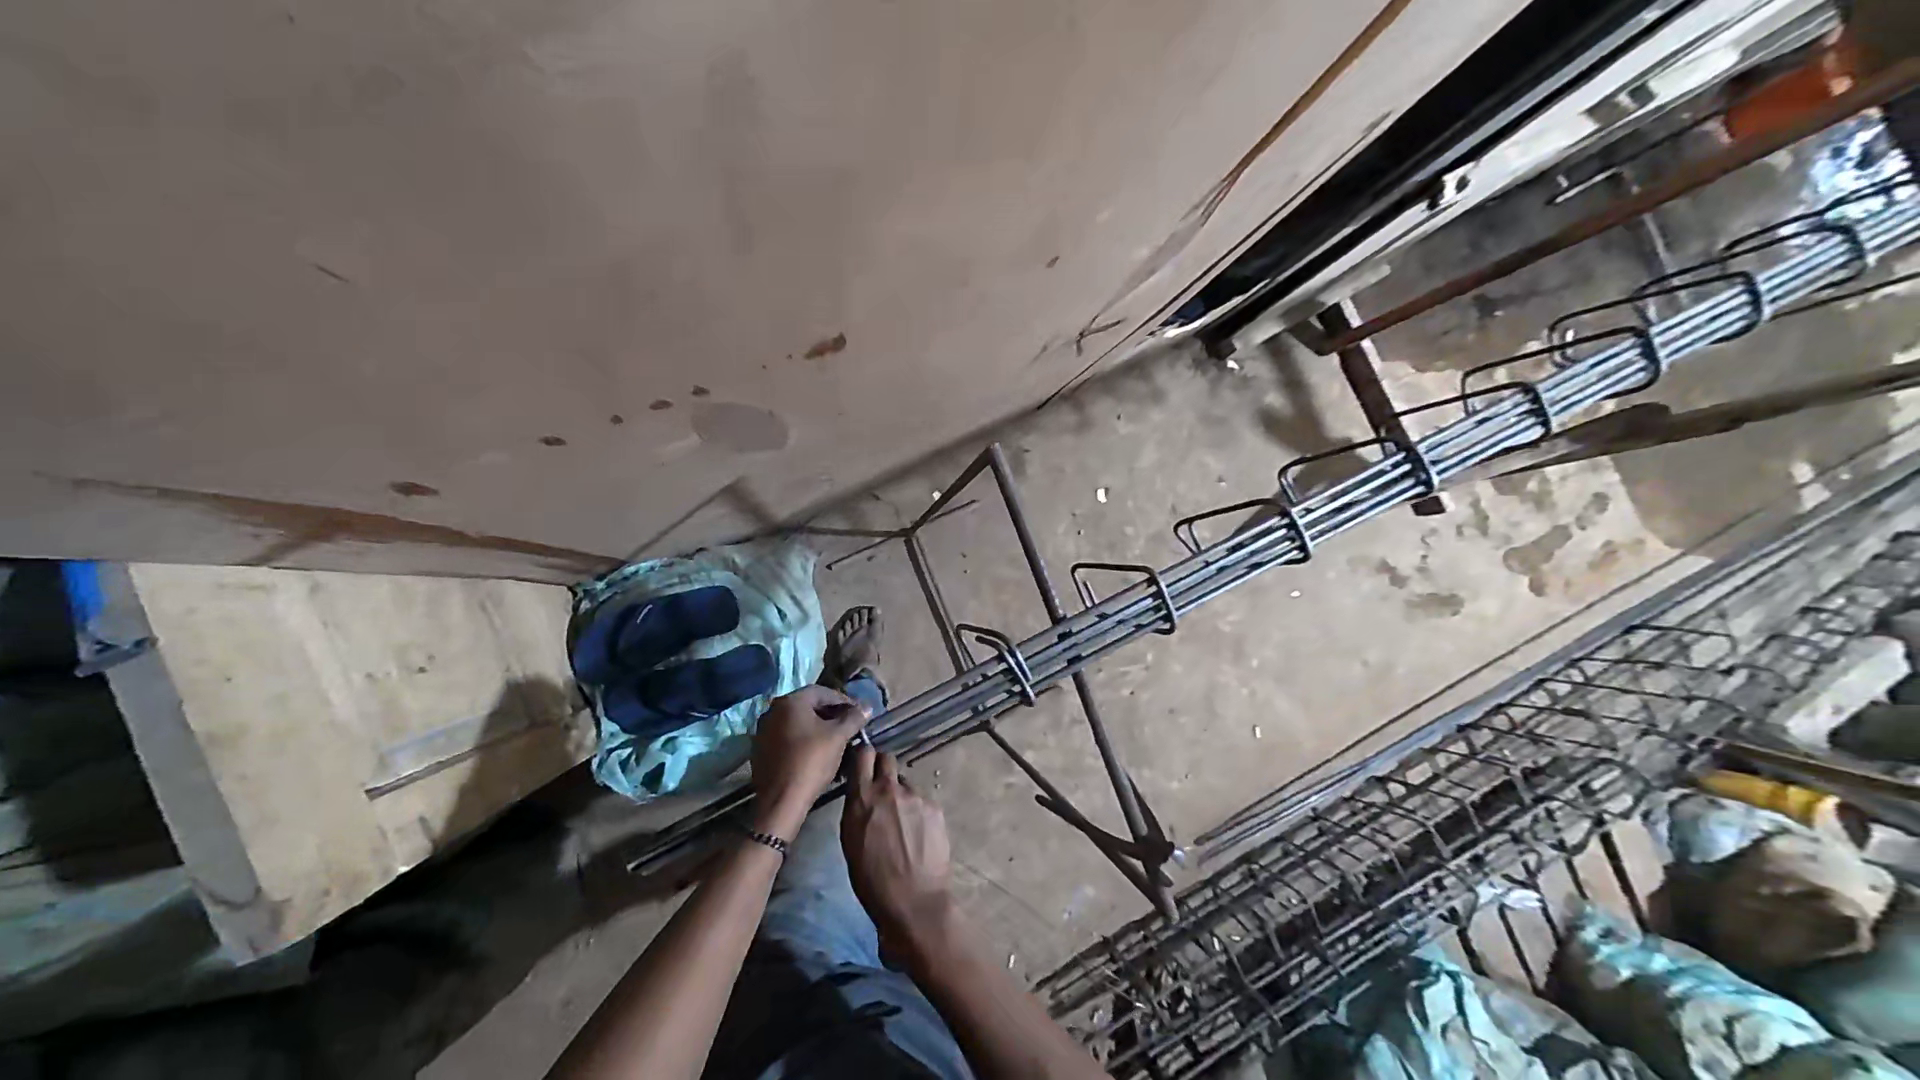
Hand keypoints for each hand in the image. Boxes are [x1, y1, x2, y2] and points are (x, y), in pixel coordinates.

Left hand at [750, 685, 865, 837]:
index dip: (844, 701)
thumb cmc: (811, 761)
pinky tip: (817, 753)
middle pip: (808, 706)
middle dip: (831, 715)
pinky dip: (804, 741)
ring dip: (818, 728)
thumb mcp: (838, 736)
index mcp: (790, 702)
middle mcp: (772, 711)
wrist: (781, 800)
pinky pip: (787, 738)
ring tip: (836, 741)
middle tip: (849, 727)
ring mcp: (763, 731)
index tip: (859, 713)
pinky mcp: (760, 751)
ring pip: (798, 723)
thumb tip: (866, 706)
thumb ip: (854, 717)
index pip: (822, 692)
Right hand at [841, 745, 953, 952]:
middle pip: (887, 759)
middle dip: (883, 768)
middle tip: (882, 790)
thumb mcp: (850, 841)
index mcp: (862, 798)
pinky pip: (922, 801)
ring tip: (903, 824)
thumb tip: (862, 797)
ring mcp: (915, 796)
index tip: (862, 765)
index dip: (863, 757)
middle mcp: (889, 789)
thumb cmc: (872, 881)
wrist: (913, 900)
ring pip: (905, 783)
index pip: (862, 754)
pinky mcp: (935, 807)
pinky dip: (918, 811)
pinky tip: (918, 834)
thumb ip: (857, 809)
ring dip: (901, 795)